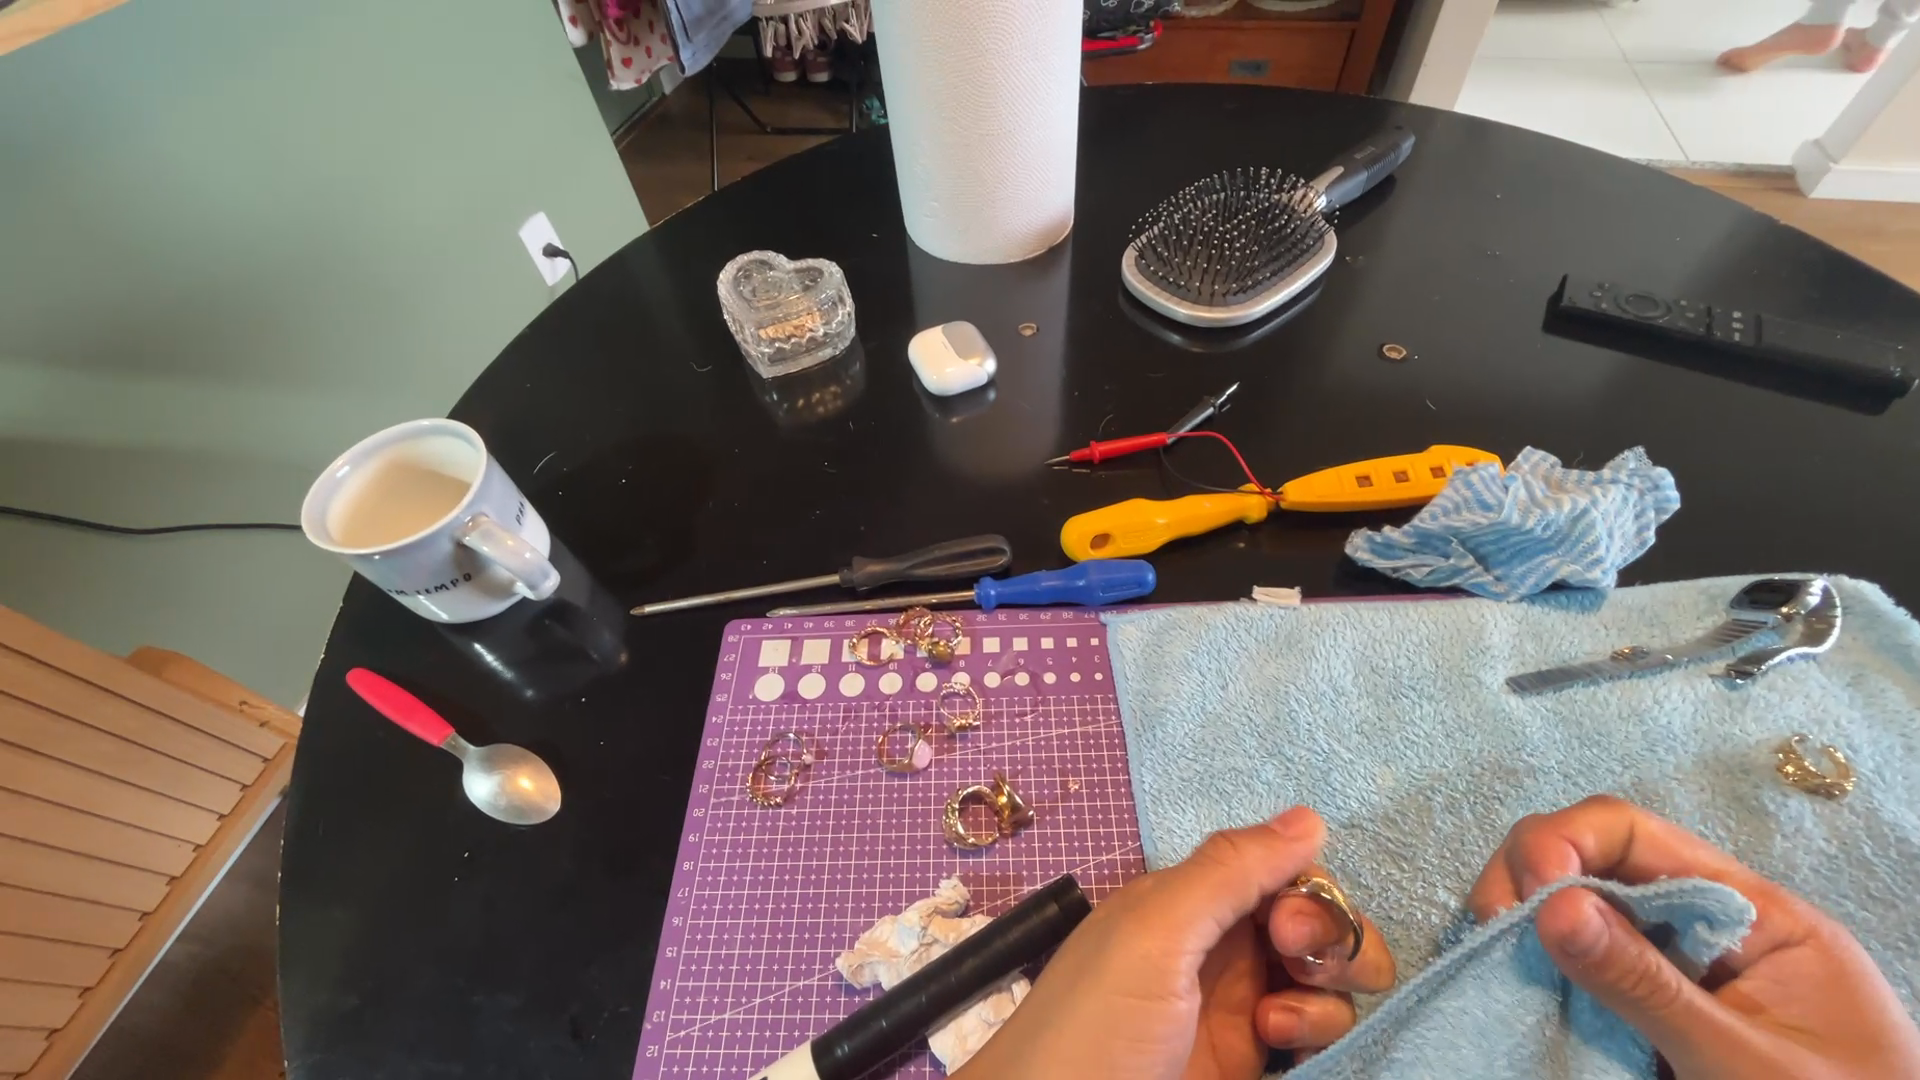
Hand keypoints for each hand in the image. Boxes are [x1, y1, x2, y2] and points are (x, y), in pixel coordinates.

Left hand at [954, 807, 1395, 1079]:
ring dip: (1324, 993)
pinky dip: (1316, 1030)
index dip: (1301, 890)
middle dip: (1327, 938)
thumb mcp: (1157, 929)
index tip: (1287, 926)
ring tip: (1277, 1023)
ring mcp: (1236, 1005)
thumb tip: (1310, 816)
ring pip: (1319, 978)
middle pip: (1309, 921)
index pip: (1275, 870)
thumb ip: (1229, 872)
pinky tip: (1277, 1043)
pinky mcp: (1249, 1060)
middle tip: (1295, 961)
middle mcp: (1218, 943)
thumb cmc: (1102, 1016)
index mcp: (1189, 900)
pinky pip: (1311, 1031)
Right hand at [1469, 796, 1919, 1077]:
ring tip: (1505, 963)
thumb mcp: (1752, 1069)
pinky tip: (1519, 978)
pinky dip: (1530, 955)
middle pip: (1581, 853)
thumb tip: (1548, 905)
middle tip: (1496, 932)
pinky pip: (1565, 948)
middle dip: (1525, 877)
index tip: (1526, 897)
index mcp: (1753, 912)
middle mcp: (1700, 916)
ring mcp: (1664, 954)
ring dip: (1522, 918)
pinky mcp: (1636, 993)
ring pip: (1562, 897)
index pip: (1627, 830)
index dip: (1560, 843)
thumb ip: (1651, 987)